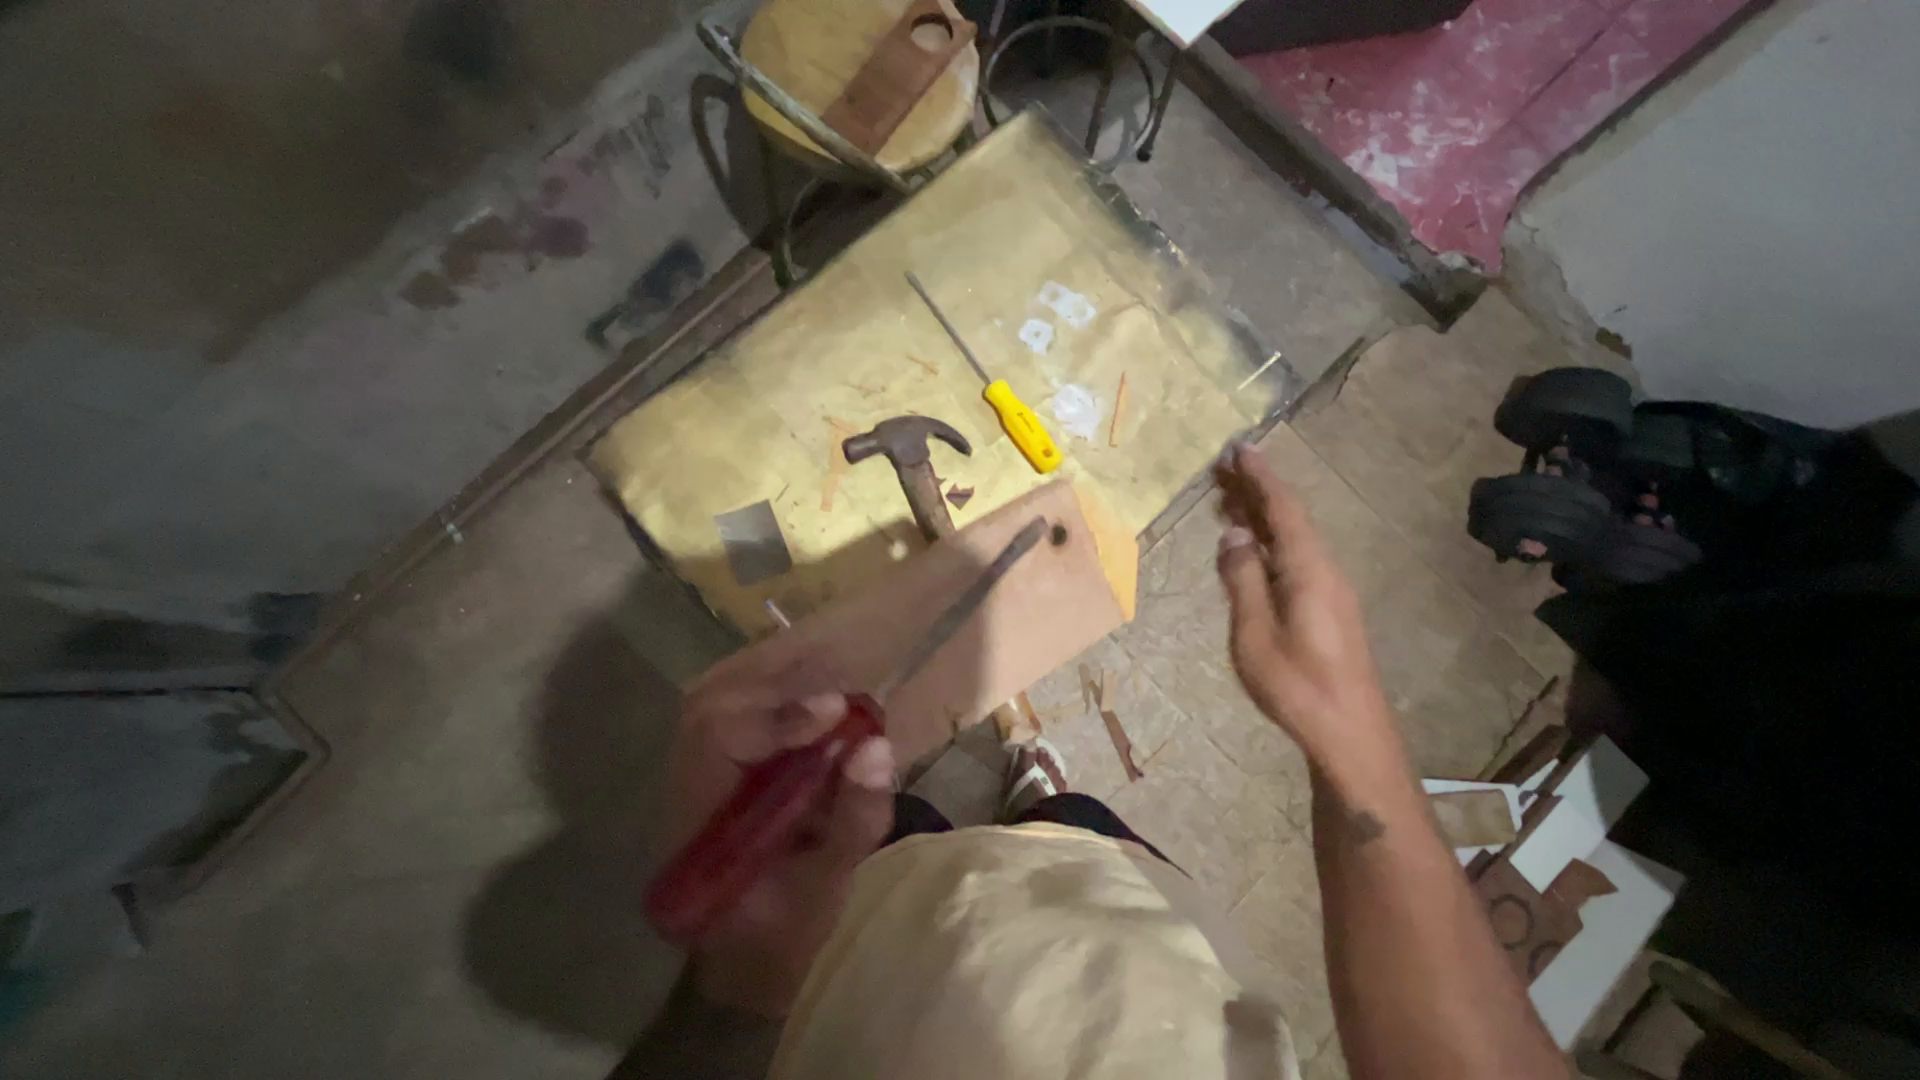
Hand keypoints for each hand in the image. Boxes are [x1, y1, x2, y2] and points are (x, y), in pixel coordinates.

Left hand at [664, 645, 895, 1016]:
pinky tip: (815, 704)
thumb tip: (876, 746)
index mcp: (698, 821)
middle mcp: (683, 784)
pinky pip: (735, 712)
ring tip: (836, 699)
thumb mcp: (828, 888)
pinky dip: (776, 699)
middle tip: (843, 702)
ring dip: (778, 690)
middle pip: (714, 704)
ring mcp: (691, 772)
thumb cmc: (782, 933)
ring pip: (720, 700)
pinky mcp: (713, 767)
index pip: (719, 738)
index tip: (835, 713)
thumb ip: (854, 820)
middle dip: (780, 693)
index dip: (776, 718)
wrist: (746, 960)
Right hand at [1214, 442, 1395, 764]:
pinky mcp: (1328, 609)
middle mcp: (1324, 571)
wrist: (1349, 732)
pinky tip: (1251, 549)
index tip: (1239, 448)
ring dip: (1261, 517)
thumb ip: (1242, 581)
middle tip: (1222, 469)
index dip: (1261, 478)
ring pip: (1293, 539)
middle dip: (1257, 491)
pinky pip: (1295, 558)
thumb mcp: (1254, 634)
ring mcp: (1330, 590)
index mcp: (1308, 570)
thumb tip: (1233, 536)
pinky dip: (1270, 543)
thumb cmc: (1296, 685)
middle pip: (1290, 519)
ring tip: (1227, 502)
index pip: (1284, 510)